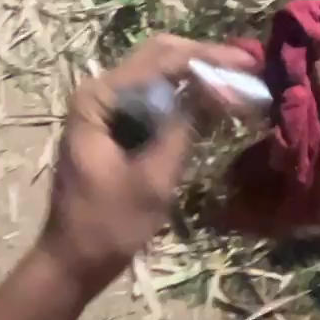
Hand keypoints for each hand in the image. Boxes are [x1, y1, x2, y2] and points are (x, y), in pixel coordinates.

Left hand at [37, 35, 256, 293]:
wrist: (71, 264)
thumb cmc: (107, 227)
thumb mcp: (153, 179)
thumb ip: (185, 126)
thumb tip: (221, 85)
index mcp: (98, 97)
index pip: (160, 60)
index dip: (206, 60)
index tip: (246, 66)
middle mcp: (101, 89)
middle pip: (160, 55)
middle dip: (205, 59)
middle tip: (248, 67)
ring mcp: (108, 104)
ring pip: (161, 71)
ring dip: (199, 73)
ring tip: (240, 79)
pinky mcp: (117, 121)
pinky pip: (157, 94)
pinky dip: (187, 95)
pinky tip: (216, 99)